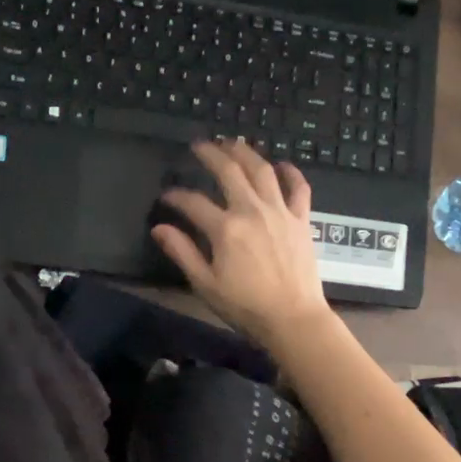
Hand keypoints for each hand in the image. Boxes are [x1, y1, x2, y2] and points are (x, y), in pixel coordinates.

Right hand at [151, 140, 336, 345]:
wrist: (292, 318)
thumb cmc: (244, 306)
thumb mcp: (205, 284)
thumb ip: (182, 252)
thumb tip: (159, 228)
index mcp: (225, 229)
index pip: (194, 203)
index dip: (176, 196)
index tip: (166, 195)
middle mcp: (252, 210)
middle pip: (229, 172)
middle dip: (211, 155)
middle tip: (200, 146)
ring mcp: (279, 211)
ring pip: (262, 170)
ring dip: (246, 152)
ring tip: (234, 143)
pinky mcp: (301, 218)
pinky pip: (298, 187)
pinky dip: (290, 172)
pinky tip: (281, 164)